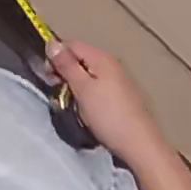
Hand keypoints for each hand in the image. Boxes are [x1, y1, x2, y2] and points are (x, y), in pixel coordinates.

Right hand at [47, 40, 171, 163]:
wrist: (141, 146)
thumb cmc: (108, 115)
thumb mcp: (82, 88)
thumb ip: (66, 64)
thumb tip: (52, 43)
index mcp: (101, 58)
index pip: (70, 44)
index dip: (56, 56)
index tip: (49, 77)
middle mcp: (111, 64)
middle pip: (79, 58)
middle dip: (64, 71)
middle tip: (58, 90)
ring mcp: (118, 80)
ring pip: (87, 73)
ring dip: (75, 84)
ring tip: (72, 102)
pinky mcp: (121, 95)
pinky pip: (97, 85)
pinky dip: (87, 93)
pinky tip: (87, 108)